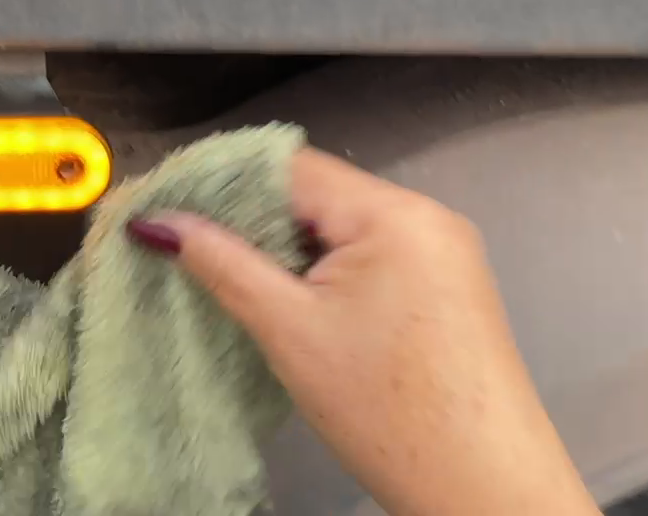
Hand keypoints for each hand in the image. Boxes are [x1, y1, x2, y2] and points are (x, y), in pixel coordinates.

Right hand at [127, 148, 598, 515]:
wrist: (493, 506)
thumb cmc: (392, 414)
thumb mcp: (287, 328)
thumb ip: (216, 260)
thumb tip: (153, 222)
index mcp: (393, 214)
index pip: (284, 166)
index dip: (218, 178)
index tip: (166, 199)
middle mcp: (422, 216)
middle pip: (307, 189)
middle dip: (243, 211)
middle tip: (183, 234)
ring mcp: (436, 250)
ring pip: (328, 220)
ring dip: (274, 238)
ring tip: (220, 262)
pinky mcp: (437, 283)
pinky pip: (355, 248)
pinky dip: (309, 260)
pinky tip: (277, 287)